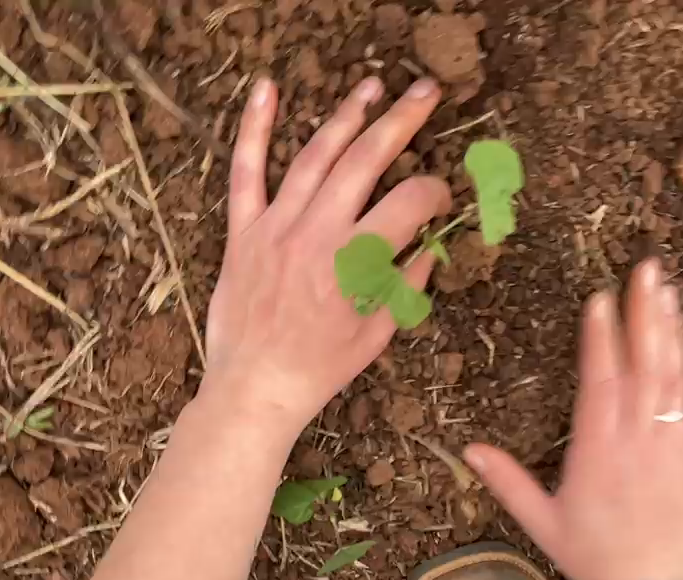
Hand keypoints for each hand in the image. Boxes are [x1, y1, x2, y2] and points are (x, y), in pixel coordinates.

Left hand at [200, 76, 449, 434]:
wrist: (254, 390)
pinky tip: (267, 90)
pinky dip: (254, 130)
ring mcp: (275, 228)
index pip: (408, 204)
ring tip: (372, 87)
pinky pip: (245, 174)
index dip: (433, 194)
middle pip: (365, 161)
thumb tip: (428, 251)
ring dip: (346, 116)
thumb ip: (405, 289)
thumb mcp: (374, 338)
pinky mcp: (243, 234)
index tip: (440, 201)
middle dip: (401, 122)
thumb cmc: (317, 372)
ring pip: (314, 157)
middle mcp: (316, 234)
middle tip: (425, 93)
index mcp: (354, 262)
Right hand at [466, 260, 682, 579]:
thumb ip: (508, 484)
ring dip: (667, 325)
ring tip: (665, 284)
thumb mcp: (542, 525)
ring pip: (668, 372)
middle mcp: (636, 438)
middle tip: (646, 266)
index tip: (599, 298)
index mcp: (598, 453)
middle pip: (642, 365)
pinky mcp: (682, 446)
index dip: (600, 339)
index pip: (601, 384)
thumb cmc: (595, 556)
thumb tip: (468, 449)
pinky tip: (678, 333)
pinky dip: (682, 357)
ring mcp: (664, 439)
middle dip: (643, 313)